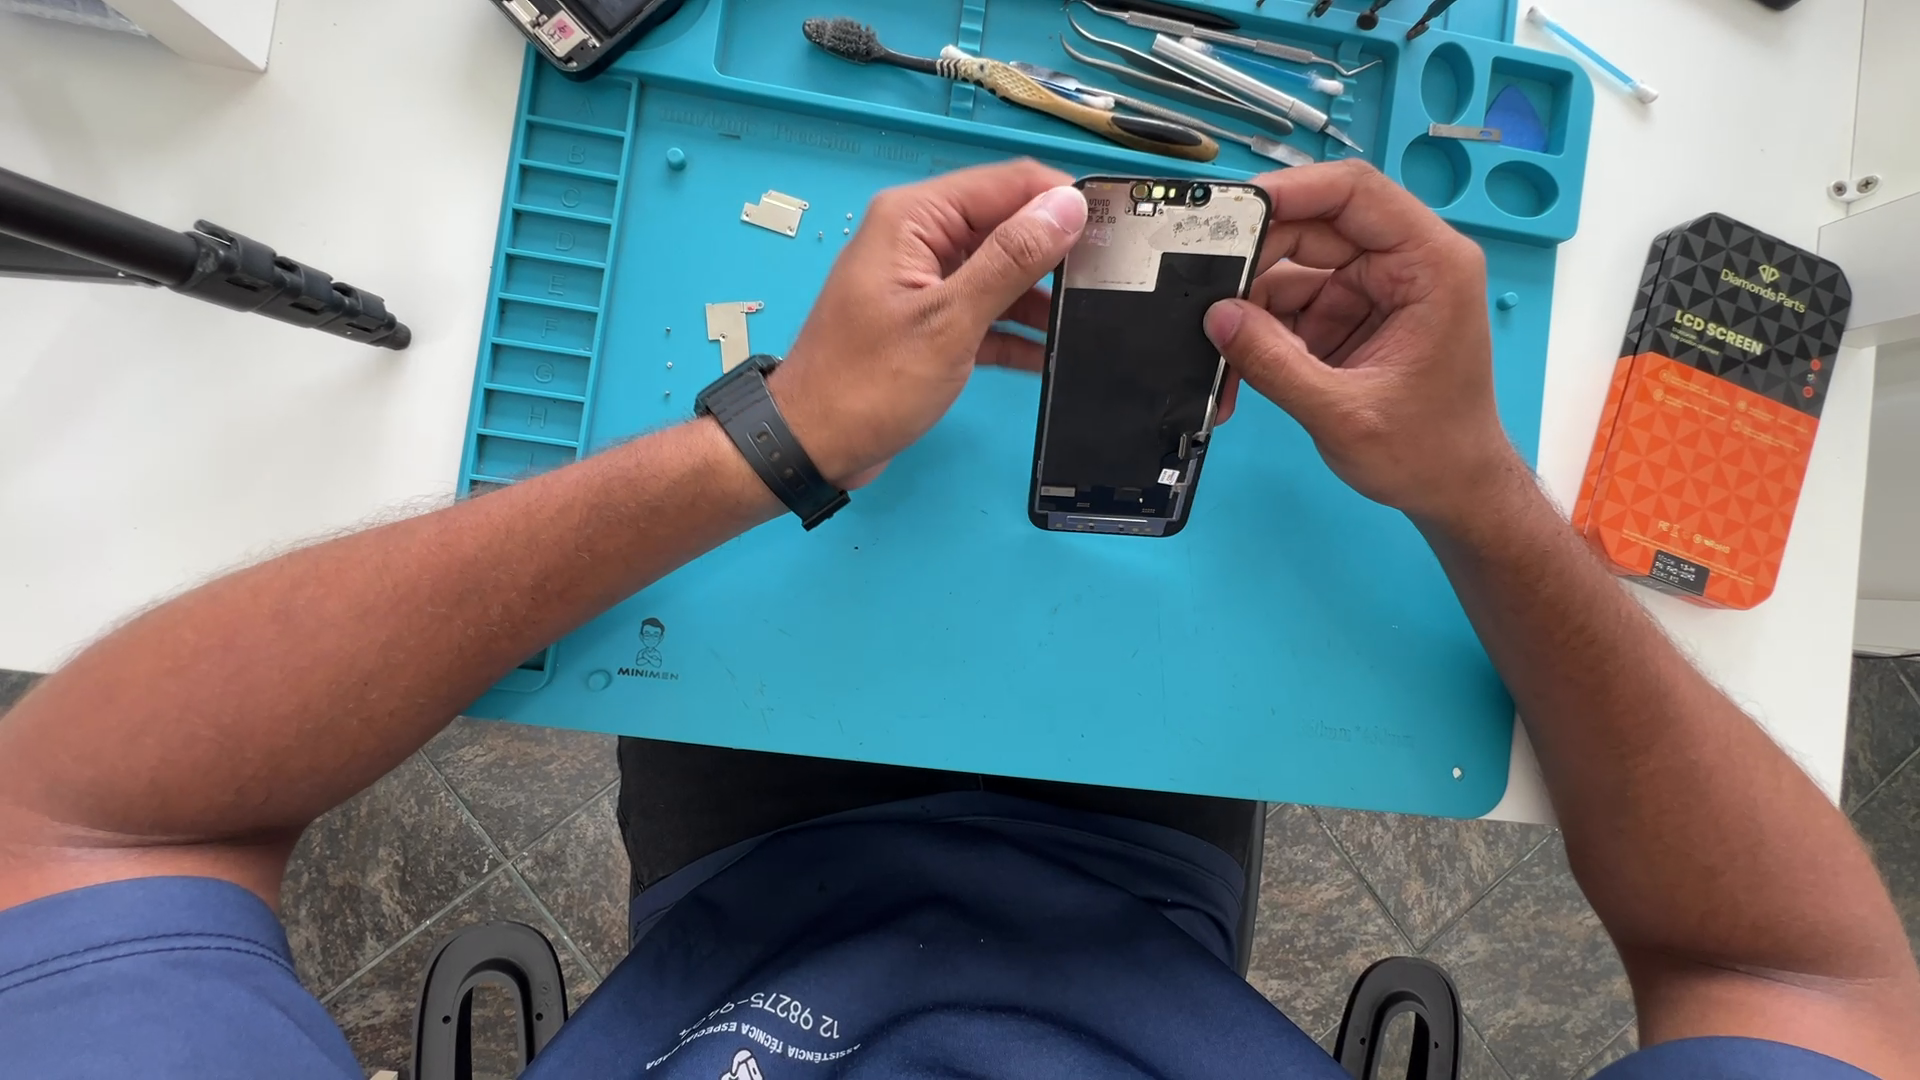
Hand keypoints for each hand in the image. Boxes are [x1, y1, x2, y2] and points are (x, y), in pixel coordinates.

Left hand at [769, 160, 1088, 487]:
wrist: (814, 447)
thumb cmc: (869, 384)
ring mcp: (927, 287)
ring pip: (1000, 277)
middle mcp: (921, 242)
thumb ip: (1009, 261)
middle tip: (1110, 278)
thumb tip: (1066, 207)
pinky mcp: (932, 327)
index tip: (1114, 226)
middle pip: (1006, 229)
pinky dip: (1015, 335)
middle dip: (1057, 252)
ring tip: (1090, 321)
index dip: (1062, 199)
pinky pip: (986, 318)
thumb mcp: (948, 321)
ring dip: (1040, 299)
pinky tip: (1051, 356)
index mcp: (916, 220)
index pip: (1006, 184)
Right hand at [1202, 160, 1520, 525]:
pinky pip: (1285, 315)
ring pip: (1287, 278)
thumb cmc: (1423, 450)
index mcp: (1427, 265)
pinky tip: (1235, 377)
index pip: (1355, 195)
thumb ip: (1274, 363)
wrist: (1447, 489)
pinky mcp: (1343, 322)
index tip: (1228, 211)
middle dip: (1252, 268)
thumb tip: (1216, 318)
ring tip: (1219, 367)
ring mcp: (1367, 294)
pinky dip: (1256, 342)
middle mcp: (1397, 267)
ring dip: (1248, 319)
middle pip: (1309, 234)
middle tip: (1203, 304)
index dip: (1291, 191)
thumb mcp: (1342, 412)